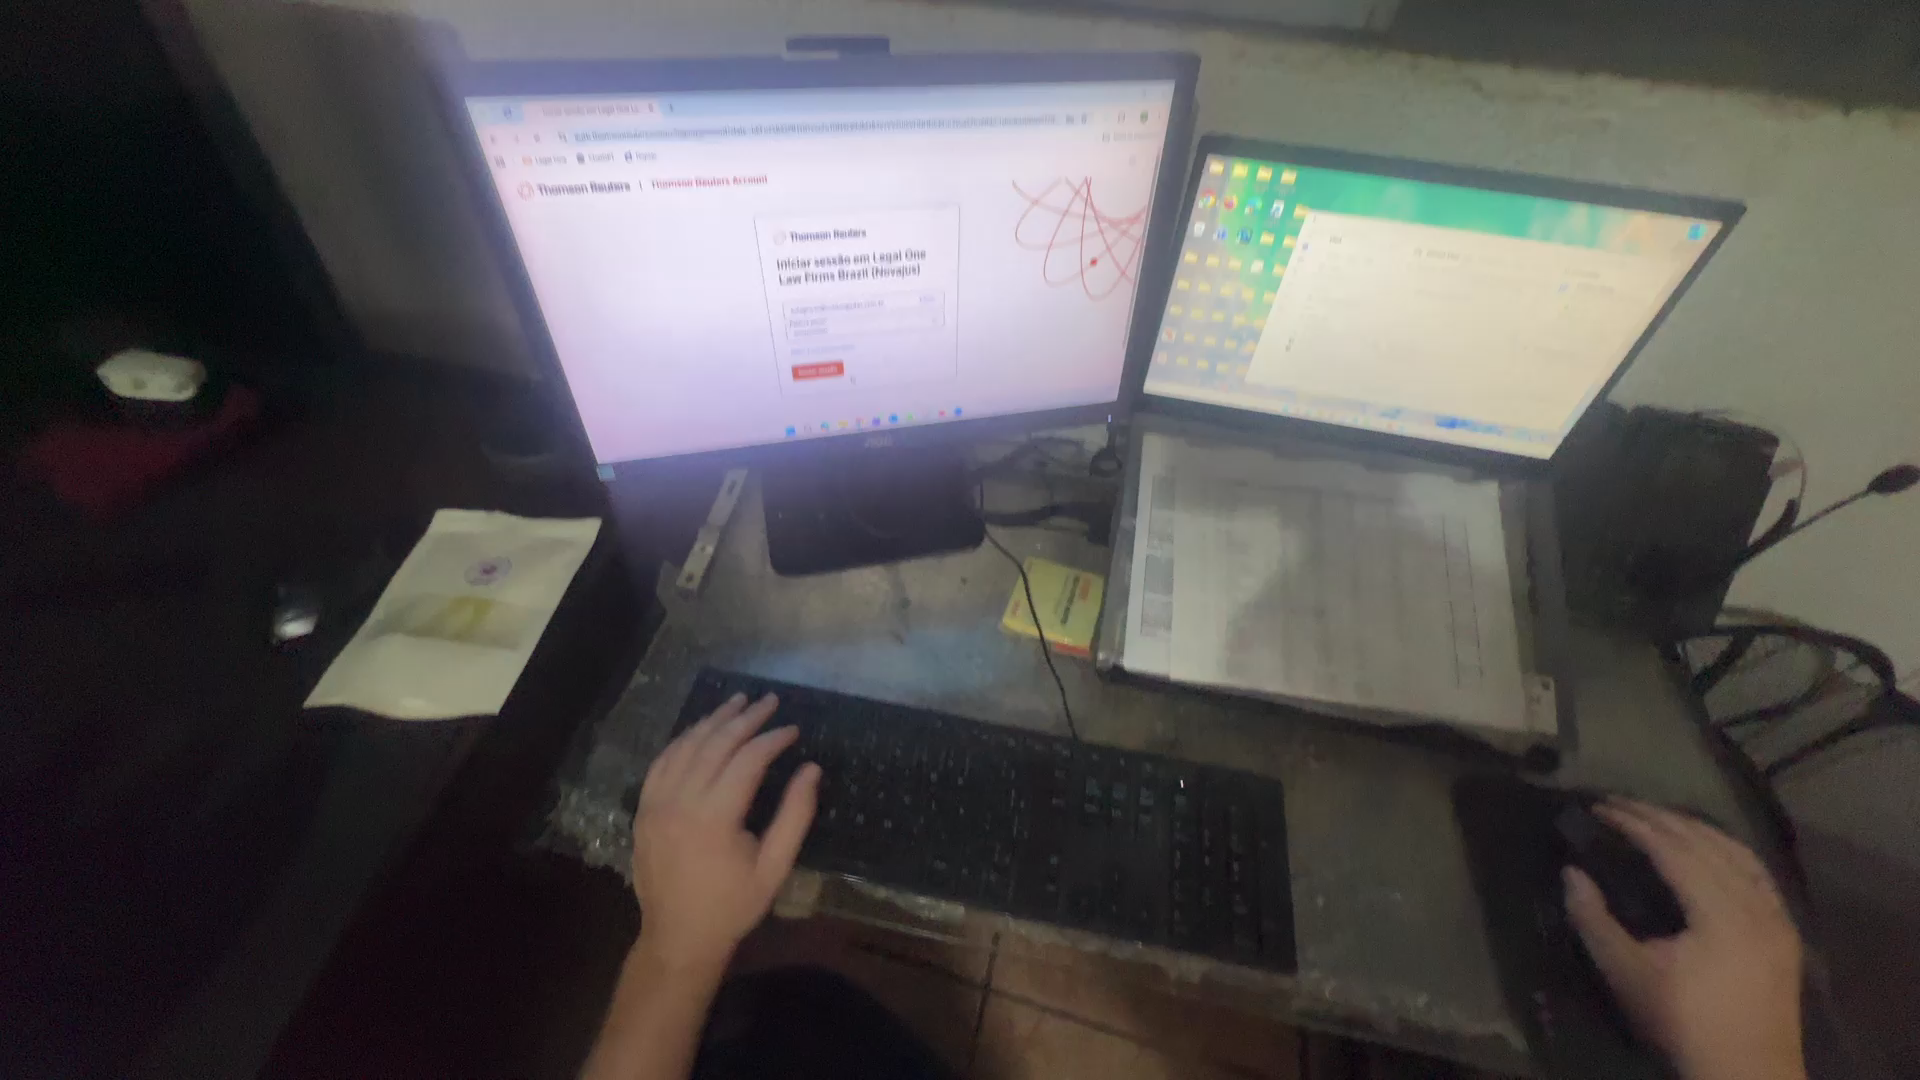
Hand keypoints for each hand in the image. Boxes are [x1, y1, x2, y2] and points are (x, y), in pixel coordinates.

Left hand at [630, 692, 819, 972]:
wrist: (677, 938)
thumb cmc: (733, 905)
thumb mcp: (775, 866)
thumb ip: (795, 814)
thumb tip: (812, 769)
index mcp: (714, 818)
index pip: (748, 759)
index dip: (773, 738)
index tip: (794, 729)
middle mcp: (681, 803)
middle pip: (716, 744)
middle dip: (746, 718)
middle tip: (770, 700)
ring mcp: (656, 804)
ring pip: (687, 746)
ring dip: (714, 720)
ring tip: (739, 702)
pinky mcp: (644, 810)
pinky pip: (662, 762)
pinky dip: (684, 739)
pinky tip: (702, 729)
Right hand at [1564, 799, 1804, 1079]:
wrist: (1747, 1072)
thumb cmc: (1681, 1018)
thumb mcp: (1623, 969)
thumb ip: (1592, 916)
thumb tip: (1571, 871)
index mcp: (1722, 917)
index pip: (1675, 851)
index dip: (1634, 823)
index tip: (1598, 807)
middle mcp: (1758, 910)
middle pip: (1707, 846)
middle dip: (1659, 817)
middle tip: (1616, 802)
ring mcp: (1778, 922)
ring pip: (1739, 855)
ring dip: (1693, 828)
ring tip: (1654, 815)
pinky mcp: (1784, 934)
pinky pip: (1757, 874)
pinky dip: (1725, 849)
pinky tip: (1703, 844)